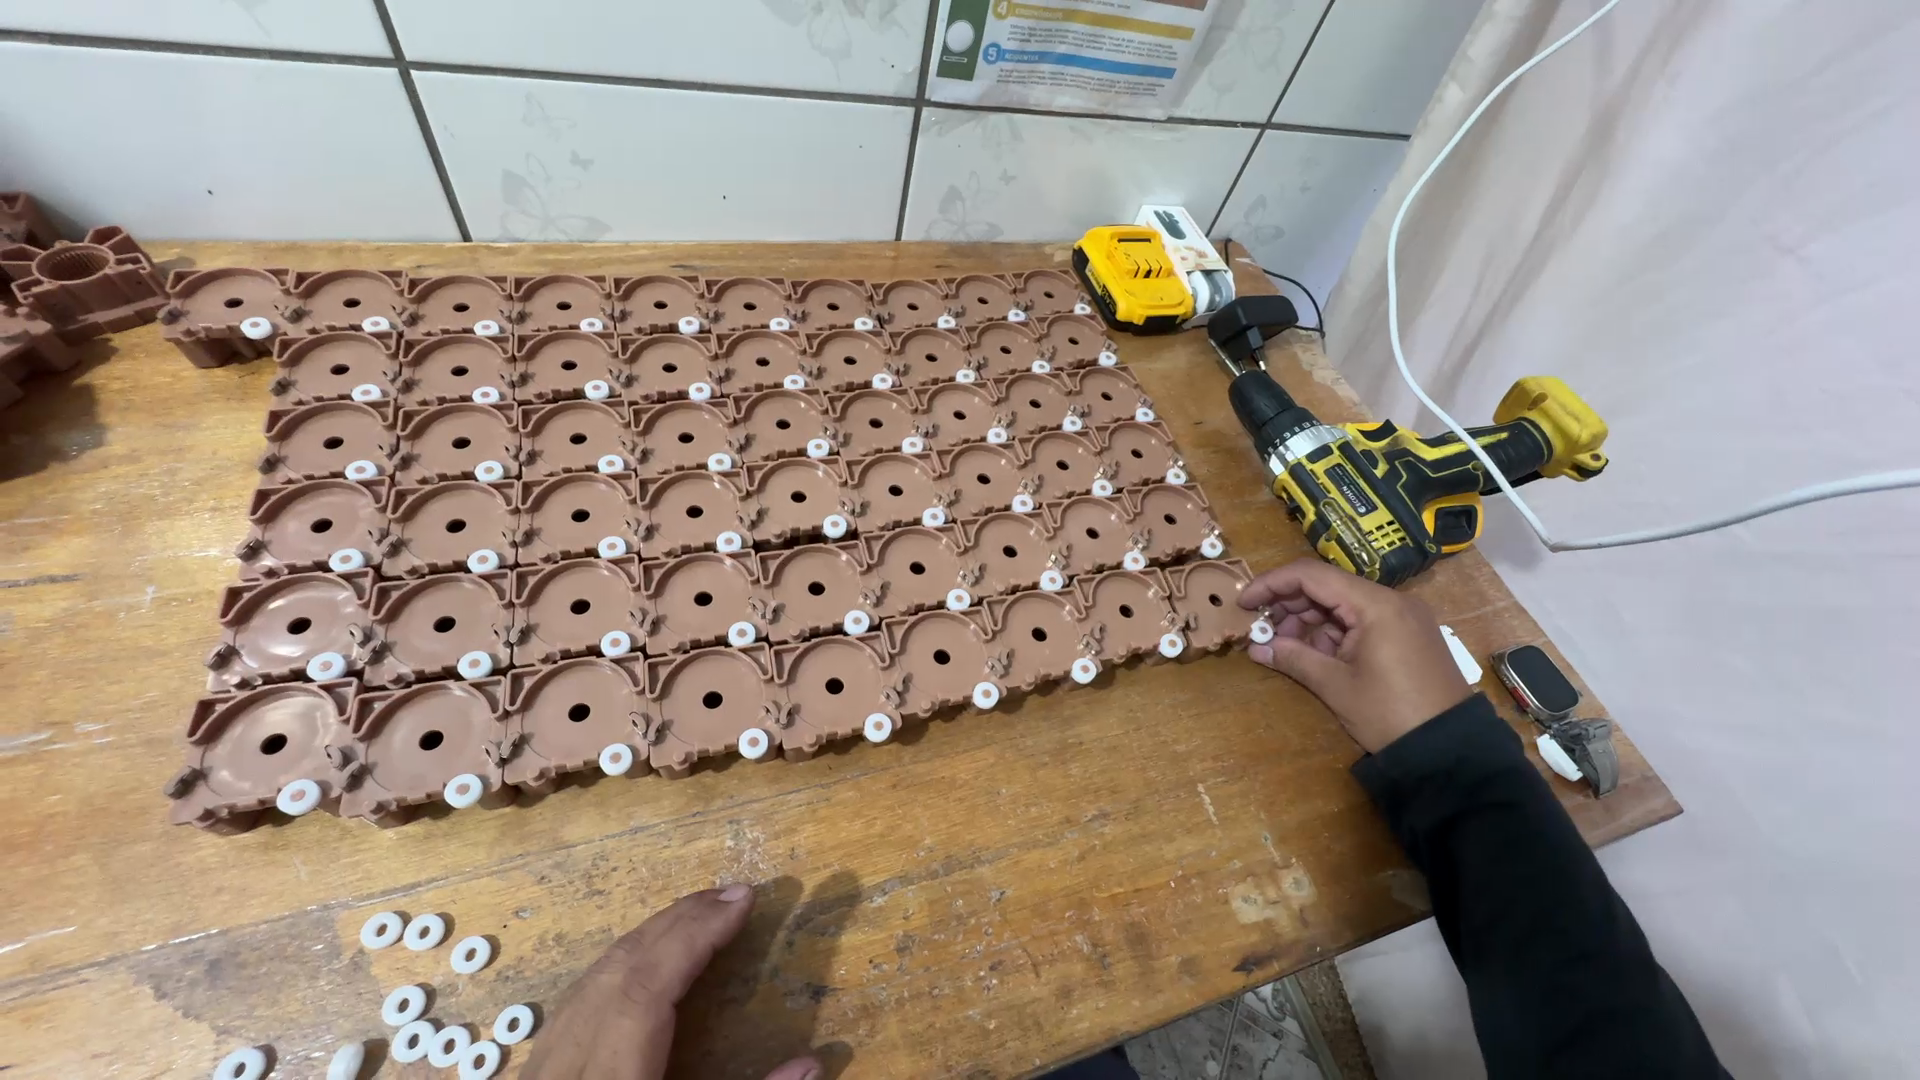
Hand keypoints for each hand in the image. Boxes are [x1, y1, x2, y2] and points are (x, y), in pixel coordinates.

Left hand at [521, 884, 821, 1079]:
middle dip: (679, 922)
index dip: (694, 935)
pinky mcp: (533, 1079)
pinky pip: (577, 1004)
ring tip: (699, 913)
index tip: (743, 899)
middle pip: (617, 973)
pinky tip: (644, 962)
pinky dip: (620, 967)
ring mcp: (538, 1074)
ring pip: (590, 983)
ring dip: (649, 937)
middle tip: (732, 895)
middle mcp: (563, 1072)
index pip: (645, 989)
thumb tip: (813, 1065)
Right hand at [1239, 560, 1470, 752]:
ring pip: (1340, 604)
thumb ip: (1293, 658)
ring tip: (1282, 647)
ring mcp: (1400, 617)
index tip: (1244, 603)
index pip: (1310, 575)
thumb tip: (1255, 648)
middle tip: (1259, 630)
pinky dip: (1329, 632)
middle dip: (1286, 605)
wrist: (1451, 752)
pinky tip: (1310, 654)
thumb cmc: (1390, 713)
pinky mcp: (1404, 635)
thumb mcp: (1335, 686)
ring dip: (1306, 620)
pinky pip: (1357, 621)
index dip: (1271, 584)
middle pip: (1325, 586)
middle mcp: (1390, 601)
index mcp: (1375, 604)